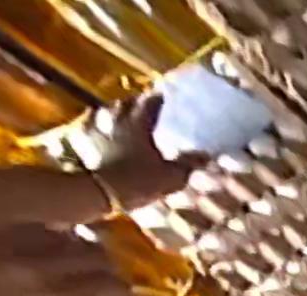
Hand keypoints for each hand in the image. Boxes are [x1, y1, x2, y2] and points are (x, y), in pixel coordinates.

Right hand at [0, 227, 135, 295]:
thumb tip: (49, 239)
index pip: (51, 230)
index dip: (69, 242)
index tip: (71, 252)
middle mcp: (26, 264)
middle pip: (92, 254)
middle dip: (100, 266)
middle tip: (98, 278)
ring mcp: (62, 295)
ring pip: (116, 282)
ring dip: (118, 291)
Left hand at [94, 96, 207, 211]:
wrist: (107, 190)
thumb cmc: (143, 180)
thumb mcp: (174, 174)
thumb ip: (190, 163)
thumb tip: (208, 155)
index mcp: (137, 127)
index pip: (148, 106)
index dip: (157, 99)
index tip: (166, 94)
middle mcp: (119, 124)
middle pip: (126, 105)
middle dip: (137, 101)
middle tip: (149, 101)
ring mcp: (105, 132)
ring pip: (114, 114)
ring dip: (124, 111)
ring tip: (135, 113)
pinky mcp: (98, 143)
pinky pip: (107, 127)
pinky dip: (115, 125)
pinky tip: (120, 130)